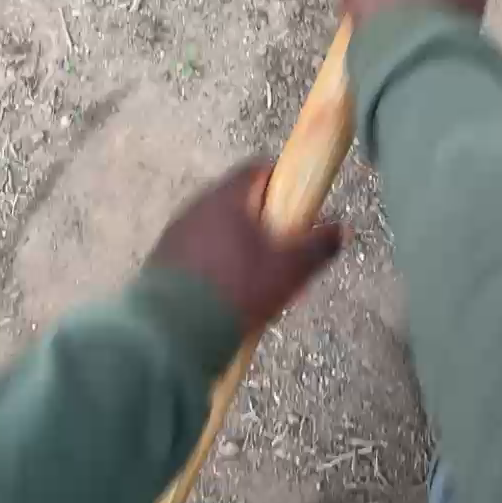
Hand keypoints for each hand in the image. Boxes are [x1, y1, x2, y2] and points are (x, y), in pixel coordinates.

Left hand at [148, 161, 344, 330]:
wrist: (173, 333)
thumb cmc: (238, 290)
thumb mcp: (291, 270)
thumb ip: (319, 245)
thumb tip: (342, 229)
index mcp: (229, 197)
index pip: (259, 169)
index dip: (283, 182)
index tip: (296, 204)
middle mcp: (197, 206)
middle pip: (238, 200)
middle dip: (262, 218)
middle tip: (280, 247)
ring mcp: (174, 233)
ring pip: (216, 226)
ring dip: (237, 242)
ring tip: (254, 276)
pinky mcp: (159, 262)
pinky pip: (196, 251)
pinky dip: (214, 262)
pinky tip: (227, 292)